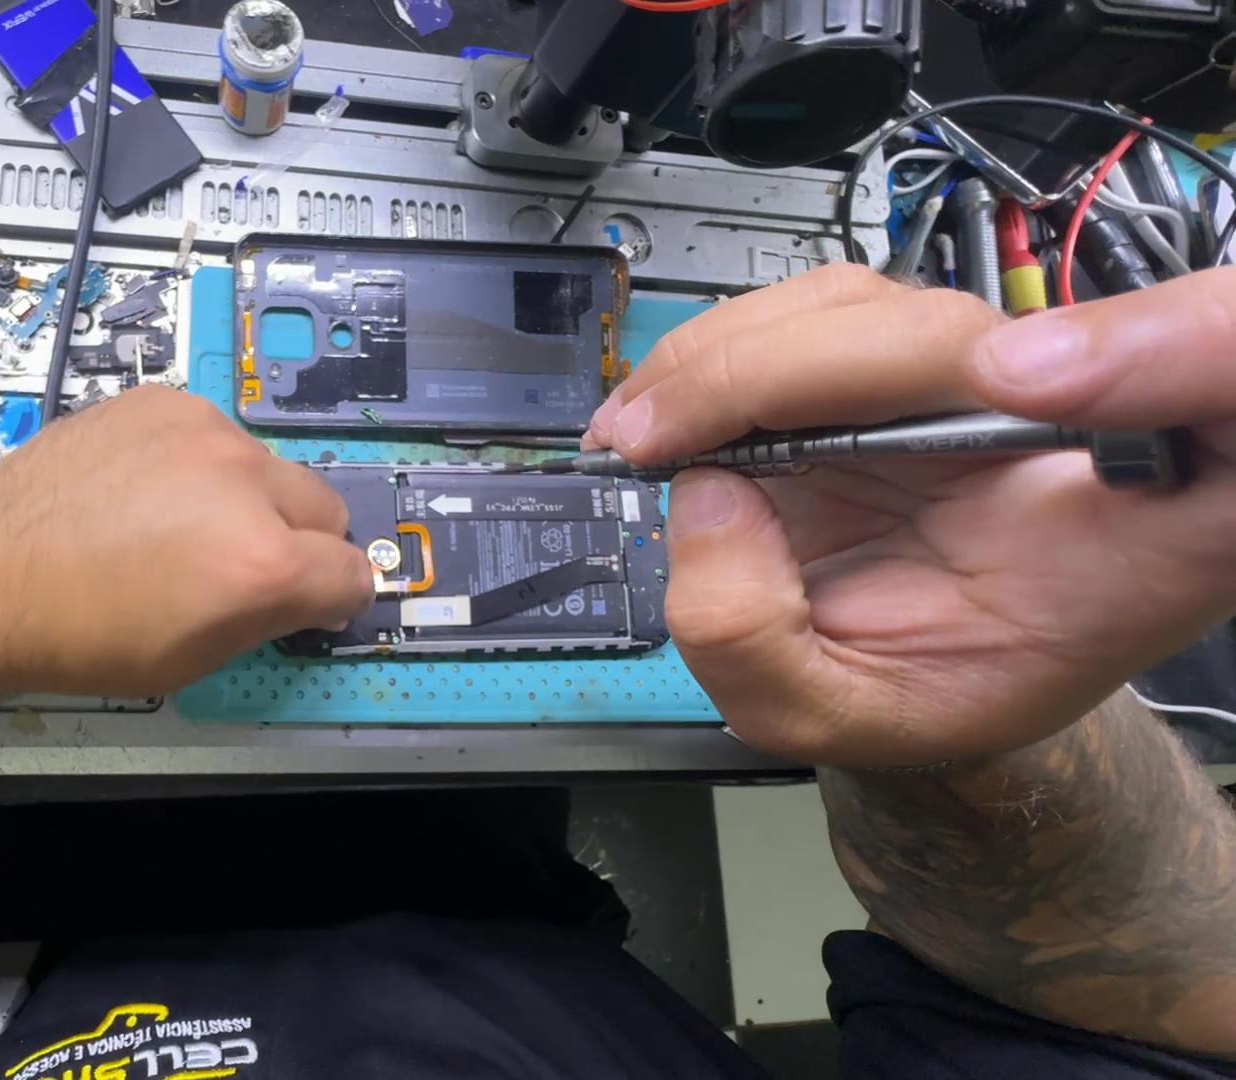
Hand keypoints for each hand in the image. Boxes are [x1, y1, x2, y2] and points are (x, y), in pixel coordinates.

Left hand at [0, 386, 372, 696]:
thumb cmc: (82, 634)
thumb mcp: (195, 658)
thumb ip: (270, 617)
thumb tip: (308, 591)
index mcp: (260, 561)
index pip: (354, 571)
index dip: (335, 595)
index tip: (311, 600)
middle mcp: (243, 481)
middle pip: (328, 507)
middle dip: (303, 542)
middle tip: (245, 563)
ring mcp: (202, 430)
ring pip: (270, 468)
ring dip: (250, 497)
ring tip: (182, 522)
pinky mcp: (162, 401)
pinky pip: (215, 435)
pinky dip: (201, 463)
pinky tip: (149, 488)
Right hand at [585, 265, 1235, 767]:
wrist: (898, 660)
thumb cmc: (894, 689)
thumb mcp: (818, 718)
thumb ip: (750, 637)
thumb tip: (712, 489)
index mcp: (1130, 531)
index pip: (1235, 389)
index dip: (1186, 348)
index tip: (1022, 380)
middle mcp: (1060, 424)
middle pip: (939, 332)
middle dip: (765, 375)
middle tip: (646, 441)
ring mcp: (959, 382)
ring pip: (845, 307)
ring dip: (713, 360)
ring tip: (632, 433)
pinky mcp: (873, 369)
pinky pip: (792, 321)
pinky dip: (702, 357)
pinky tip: (650, 411)